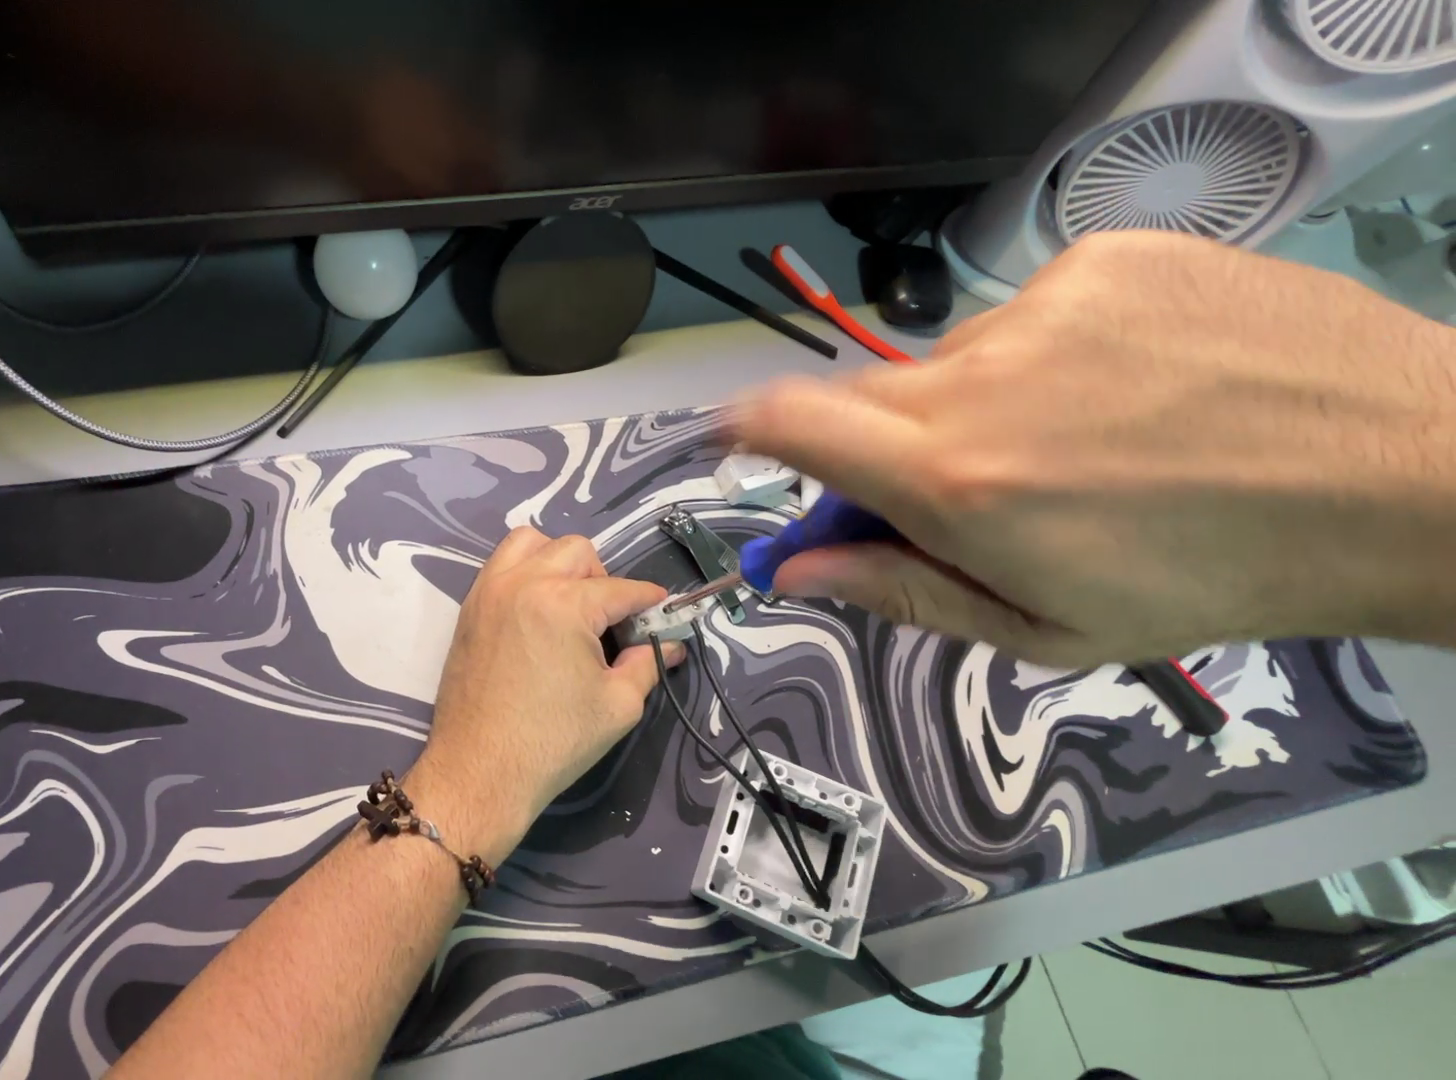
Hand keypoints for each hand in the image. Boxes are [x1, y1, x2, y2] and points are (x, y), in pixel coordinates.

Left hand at [408, 528, 681, 863]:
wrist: (480, 770)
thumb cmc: (553, 741)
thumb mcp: (618, 705)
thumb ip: (647, 663)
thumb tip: (669, 644)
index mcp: (564, 604)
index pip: (621, 589)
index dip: (649, 602)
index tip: (662, 613)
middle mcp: (523, 583)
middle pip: (576, 551)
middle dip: (603, 578)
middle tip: (609, 620)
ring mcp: (489, 592)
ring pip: (530, 543)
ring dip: (558, 562)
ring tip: (569, 604)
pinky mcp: (470, 609)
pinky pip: (501, 566)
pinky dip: (525, 572)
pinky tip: (538, 611)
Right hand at [734, 231, 1455, 665]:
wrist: (1413, 474)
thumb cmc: (1211, 577)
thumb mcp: (1036, 626)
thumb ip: (896, 590)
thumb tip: (794, 572)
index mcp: (951, 479)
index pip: (788, 423)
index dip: (741, 427)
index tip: (733, 437)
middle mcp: (978, 380)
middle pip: (861, 395)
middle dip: (880, 442)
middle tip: (952, 482)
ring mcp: (1044, 306)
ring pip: (947, 360)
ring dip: (972, 402)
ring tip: (1071, 437)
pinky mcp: (1105, 259)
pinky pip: (1023, 313)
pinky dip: (1043, 354)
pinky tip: (1117, 386)